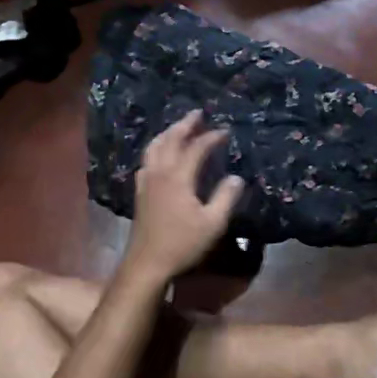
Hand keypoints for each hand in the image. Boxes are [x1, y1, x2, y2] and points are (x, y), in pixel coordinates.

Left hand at [122, 111, 244, 279]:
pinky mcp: (140, 191)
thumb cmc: (182, 244)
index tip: (225, 132)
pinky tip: (160, 154)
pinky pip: (147, 160)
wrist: (147, 263)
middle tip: (198, 113)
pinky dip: (156, 148)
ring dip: (168, 133)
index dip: (211, 138)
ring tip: (179, 127)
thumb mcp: (213, 224)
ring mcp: (147, 181)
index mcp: (178, 177)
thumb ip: (226, 197)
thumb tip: (236, 177)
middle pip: (170, 140)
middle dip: (185, 125)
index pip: (196, 148)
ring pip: (154, 147)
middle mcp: (160, 172)